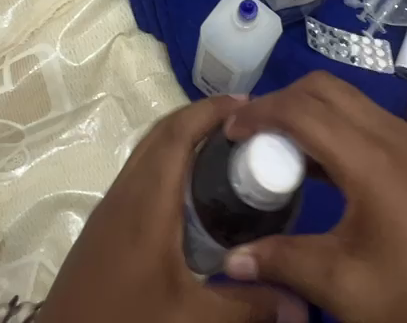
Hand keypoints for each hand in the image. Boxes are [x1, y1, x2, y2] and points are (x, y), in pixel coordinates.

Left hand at [41, 95, 304, 322]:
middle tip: (245, 126)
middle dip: (200, 119)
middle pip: (161, 135)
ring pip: (147, 154)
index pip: (177, 134)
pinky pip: (140, 176)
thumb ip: (248, 306)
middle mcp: (125, 193)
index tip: (249, 104)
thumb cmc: (126, 321)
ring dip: (182, 141)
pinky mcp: (104, 227)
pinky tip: (192, 196)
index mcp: (146, 201)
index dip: (210, 110)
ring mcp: (110, 209)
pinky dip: (169, 165)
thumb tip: (302, 303)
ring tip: (225, 154)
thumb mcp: (191, 319)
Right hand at [222, 72, 406, 322]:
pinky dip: (335, 124)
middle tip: (250, 132)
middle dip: (282, 100)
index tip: (228, 129)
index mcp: (369, 158)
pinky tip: (321, 165)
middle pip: (325, 89)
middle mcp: (391, 134)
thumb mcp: (346, 286)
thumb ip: (286, 261)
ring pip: (348, 99)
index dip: (259, 113)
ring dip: (310, 110)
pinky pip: (367, 118)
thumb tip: (231, 259)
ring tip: (279, 146)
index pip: (302, 111)